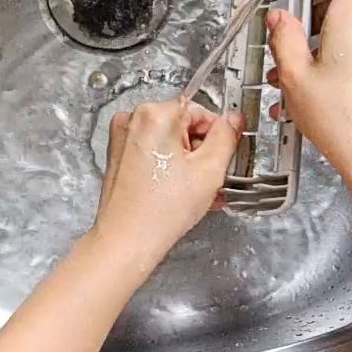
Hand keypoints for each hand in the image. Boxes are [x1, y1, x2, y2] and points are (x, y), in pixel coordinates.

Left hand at [91, 99, 241, 266]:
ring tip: (196, 190)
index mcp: (155, 115)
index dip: (216, 134)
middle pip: (182, 125)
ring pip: (168, 141)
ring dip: (187, 161)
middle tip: (209, 178)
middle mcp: (133, 120)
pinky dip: (168, 166)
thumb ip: (226, 137)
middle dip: (200, 150)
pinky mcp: (118, 155)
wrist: (127, 240)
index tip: (224, 154)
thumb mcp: (209, 170)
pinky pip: (153, 152)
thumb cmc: (161, 210)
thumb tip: (233, 120)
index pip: (200, 111)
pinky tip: (179, 190)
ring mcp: (122, 138)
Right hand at [268, 0, 351, 195]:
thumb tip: (279, 19)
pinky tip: (318, 90)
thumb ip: (284, 39)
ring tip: (297, 75)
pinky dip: (341, 62)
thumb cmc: (344, 121)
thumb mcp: (294, 77)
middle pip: (350, 2)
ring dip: (324, 45)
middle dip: (317, 18)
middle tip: (292, 39)